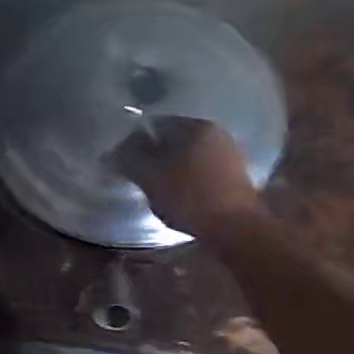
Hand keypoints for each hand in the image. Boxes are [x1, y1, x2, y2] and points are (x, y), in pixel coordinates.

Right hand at [112, 116, 263, 235]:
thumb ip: (130, 159)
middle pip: (175, 141)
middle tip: (140, 177)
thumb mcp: (151, 178)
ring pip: (189, 157)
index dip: (136, 142)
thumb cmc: (190, 198)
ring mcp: (231, 154)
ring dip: (171, 170)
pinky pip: (202, 171)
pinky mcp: (237, 177)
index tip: (126, 162)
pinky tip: (179, 198)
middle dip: (155, 156)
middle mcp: (217, 133)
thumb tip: (116, 149)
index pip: (157, 124)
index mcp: (197, 126)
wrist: (236, 229)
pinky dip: (187, 180)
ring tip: (157, 191)